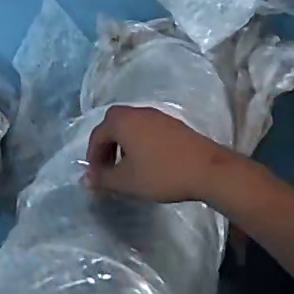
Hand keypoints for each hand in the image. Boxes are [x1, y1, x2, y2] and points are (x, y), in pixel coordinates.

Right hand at [84, 105, 245, 204]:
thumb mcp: (127, 181)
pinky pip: (147, 129)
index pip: (98, 134)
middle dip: (107, 144)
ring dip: (123, 143)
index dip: (93, 156)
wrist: (207, 169)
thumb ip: (103, 179)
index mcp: (123, 121)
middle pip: (114, 123)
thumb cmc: (161, 173)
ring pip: (132, 125)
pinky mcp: (174, 124)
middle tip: (108, 167)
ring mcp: (159, 116)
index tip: (96, 177)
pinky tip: (148, 162)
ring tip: (127, 167)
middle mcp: (139, 112)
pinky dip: (140, 142)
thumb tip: (86, 179)